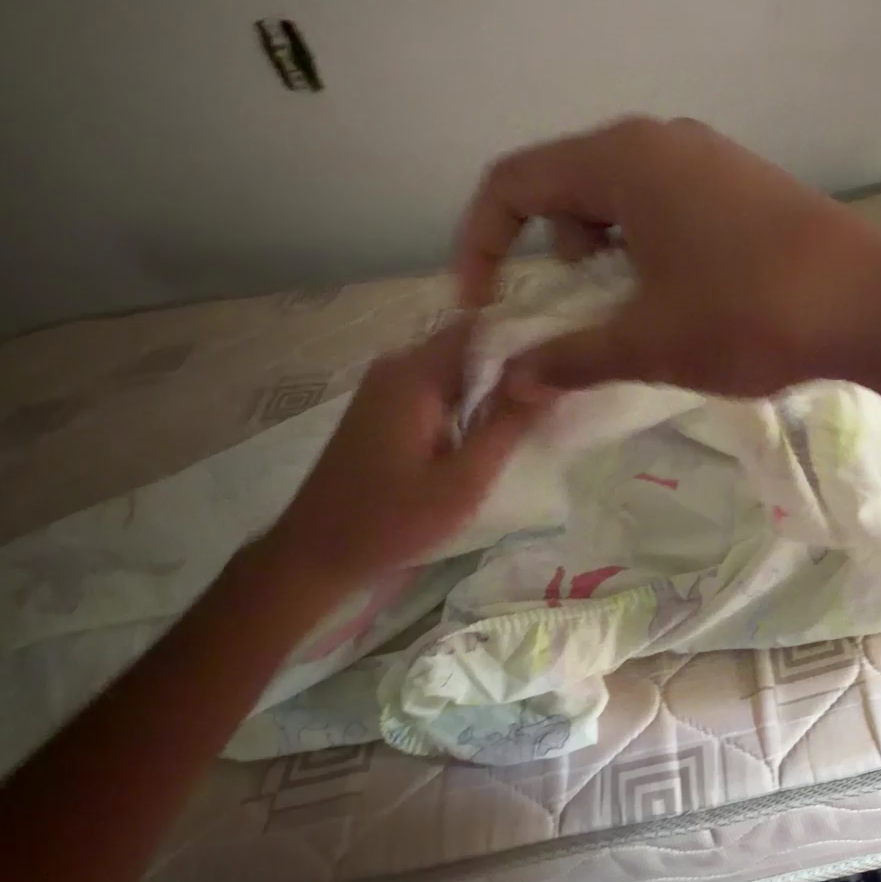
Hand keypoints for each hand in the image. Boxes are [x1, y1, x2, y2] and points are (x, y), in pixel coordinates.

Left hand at [261, 323, 547, 592]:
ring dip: (494, 384)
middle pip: (470, 344)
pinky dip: (469, 399)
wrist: (317, 553)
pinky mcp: (385, 406)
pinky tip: (496, 425)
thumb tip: (550, 379)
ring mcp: (387, 385)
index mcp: (415, 375)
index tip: (564, 361)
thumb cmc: (392, 522)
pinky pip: (439, 386)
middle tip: (558, 389)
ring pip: (456, 366)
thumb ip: (508, 426)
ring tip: (537, 406)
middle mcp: (398, 366)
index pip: (483, 328)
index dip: (527, 338)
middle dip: (514, 363)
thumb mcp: (463, 481)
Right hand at [455, 116, 880, 396]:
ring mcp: (706, 157)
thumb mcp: (648, 344)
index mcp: (620, 160)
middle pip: (562, 185)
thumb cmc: (750, 315)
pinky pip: (662, 204)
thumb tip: (513, 381)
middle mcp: (658, 140)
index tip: (484, 307)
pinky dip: (641, 247)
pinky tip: (673, 295)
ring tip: (624, 311)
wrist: (875, 305)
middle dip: (543, 253)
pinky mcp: (740, 182)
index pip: (510, 183)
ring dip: (596, 254)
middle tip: (566, 313)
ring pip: (615, 197)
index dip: (479, 244)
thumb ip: (569, 358)